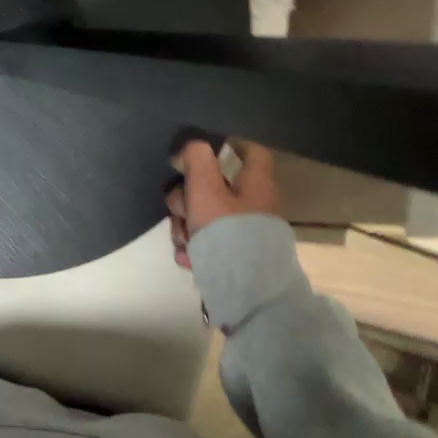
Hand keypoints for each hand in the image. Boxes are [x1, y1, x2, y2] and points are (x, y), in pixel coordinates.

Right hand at [166, 140, 279, 268]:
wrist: (246, 295)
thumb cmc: (228, 232)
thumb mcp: (205, 188)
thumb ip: (196, 159)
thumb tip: (191, 147)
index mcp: (256, 184)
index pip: (252, 150)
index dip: (228, 143)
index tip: (201, 147)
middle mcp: (253, 206)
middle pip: (214, 186)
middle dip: (187, 196)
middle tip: (181, 208)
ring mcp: (244, 233)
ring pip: (204, 215)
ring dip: (185, 225)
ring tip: (185, 243)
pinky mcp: (234, 256)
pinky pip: (205, 241)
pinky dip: (193, 247)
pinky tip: (188, 258)